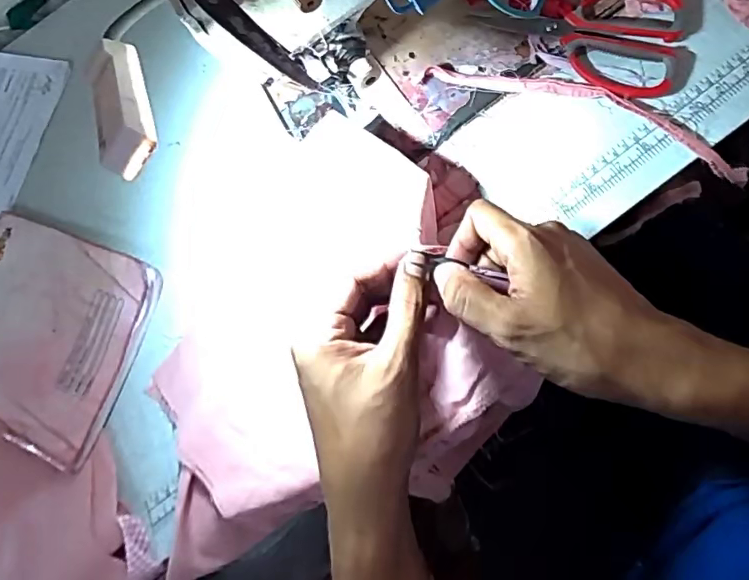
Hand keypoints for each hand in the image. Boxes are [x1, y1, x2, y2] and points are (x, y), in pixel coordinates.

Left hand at [292, 254, 426, 502]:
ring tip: (433, 289)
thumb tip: (418, 259)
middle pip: (360, 292)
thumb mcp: (397, 359)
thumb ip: (407, 303)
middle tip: (434, 270)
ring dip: (400, 299)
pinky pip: (372, 330)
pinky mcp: (349, 368)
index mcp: (315, 334)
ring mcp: (332, 354)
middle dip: (397, 280)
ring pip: (369, 310)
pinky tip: (423, 313)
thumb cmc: (377, 428)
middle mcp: (317, 339)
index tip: (425, 254)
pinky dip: (397, 320)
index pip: (352, 278)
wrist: (369, 494)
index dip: (389, 262)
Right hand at [435, 200, 699, 407]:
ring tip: (519, 323)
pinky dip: (529, 284)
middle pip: (497, 235)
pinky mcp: (584, 261)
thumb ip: (466, 297)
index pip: (476, 215)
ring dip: (506, 282)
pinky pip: (541, 261)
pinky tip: (543, 319)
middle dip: (483, 271)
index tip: (462, 285)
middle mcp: (548, 230)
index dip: (459, 246)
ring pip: (518, 252)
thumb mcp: (509, 328)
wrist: (644, 353)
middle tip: (490, 315)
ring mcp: (570, 244)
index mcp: (527, 239)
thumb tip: (441, 274)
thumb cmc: (575, 343)